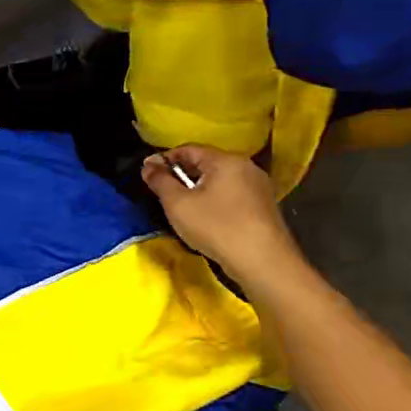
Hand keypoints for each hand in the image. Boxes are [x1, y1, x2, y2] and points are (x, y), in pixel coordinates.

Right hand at [140, 145, 303, 281]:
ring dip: (197, 187)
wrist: (263, 262)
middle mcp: (246, 166)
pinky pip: (231, 192)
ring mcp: (258, 186)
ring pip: (219, 178)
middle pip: (205, 162)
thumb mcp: (178, 204)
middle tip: (161, 190)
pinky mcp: (264, 205)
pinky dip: (214, 198)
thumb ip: (160, 181)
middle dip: (181, 173)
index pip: (188, 149)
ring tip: (181, 205)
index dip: (164, 158)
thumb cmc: (216, 227)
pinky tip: (205, 216)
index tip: (147, 173)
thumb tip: (149, 165)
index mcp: (225, 160)